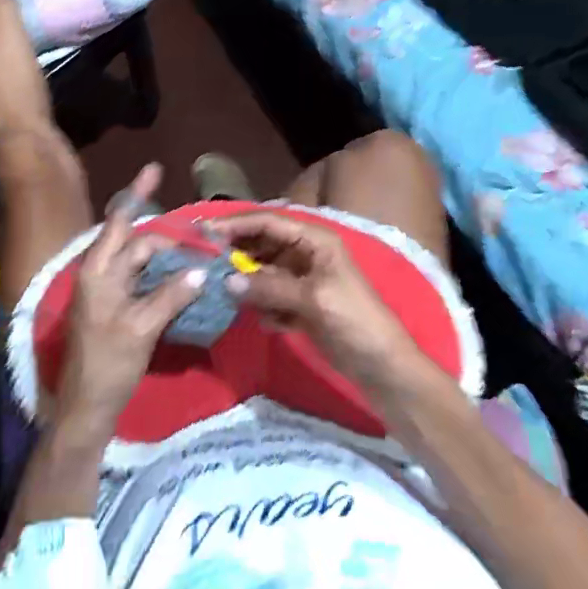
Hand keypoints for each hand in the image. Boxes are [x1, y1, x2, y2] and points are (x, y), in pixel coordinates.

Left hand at [54, 164, 203, 437]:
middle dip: (169, 238)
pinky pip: (146, 282)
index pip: (119, 224)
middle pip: (137, 243)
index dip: (137, 195)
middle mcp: (101, 275)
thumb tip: (200, 271)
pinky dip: (166, 278)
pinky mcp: (120, 309)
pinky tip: (187, 280)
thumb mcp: (141, 328)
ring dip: (169, 258)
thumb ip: (170, 296)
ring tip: (200, 255)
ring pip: (143, 263)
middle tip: (204, 242)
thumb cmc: (108, 364)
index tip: (154, 168)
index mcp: (98, 272)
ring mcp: (110, 293)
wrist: (87, 408)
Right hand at [205, 211, 424, 392]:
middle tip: (205, 261)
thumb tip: (226, 280)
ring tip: (222, 290)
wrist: (382, 367)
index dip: (236, 224)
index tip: (205, 233)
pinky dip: (261, 305)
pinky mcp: (299, 305)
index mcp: (315, 241)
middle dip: (236, 251)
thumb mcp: (312, 299)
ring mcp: (302, 280)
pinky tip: (263, 321)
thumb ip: (268, 287)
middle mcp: (305, 254)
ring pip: (262, 271)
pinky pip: (269, 297)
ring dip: (246, 281)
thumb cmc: (355, 321)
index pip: (268, 222)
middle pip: (262, 243)